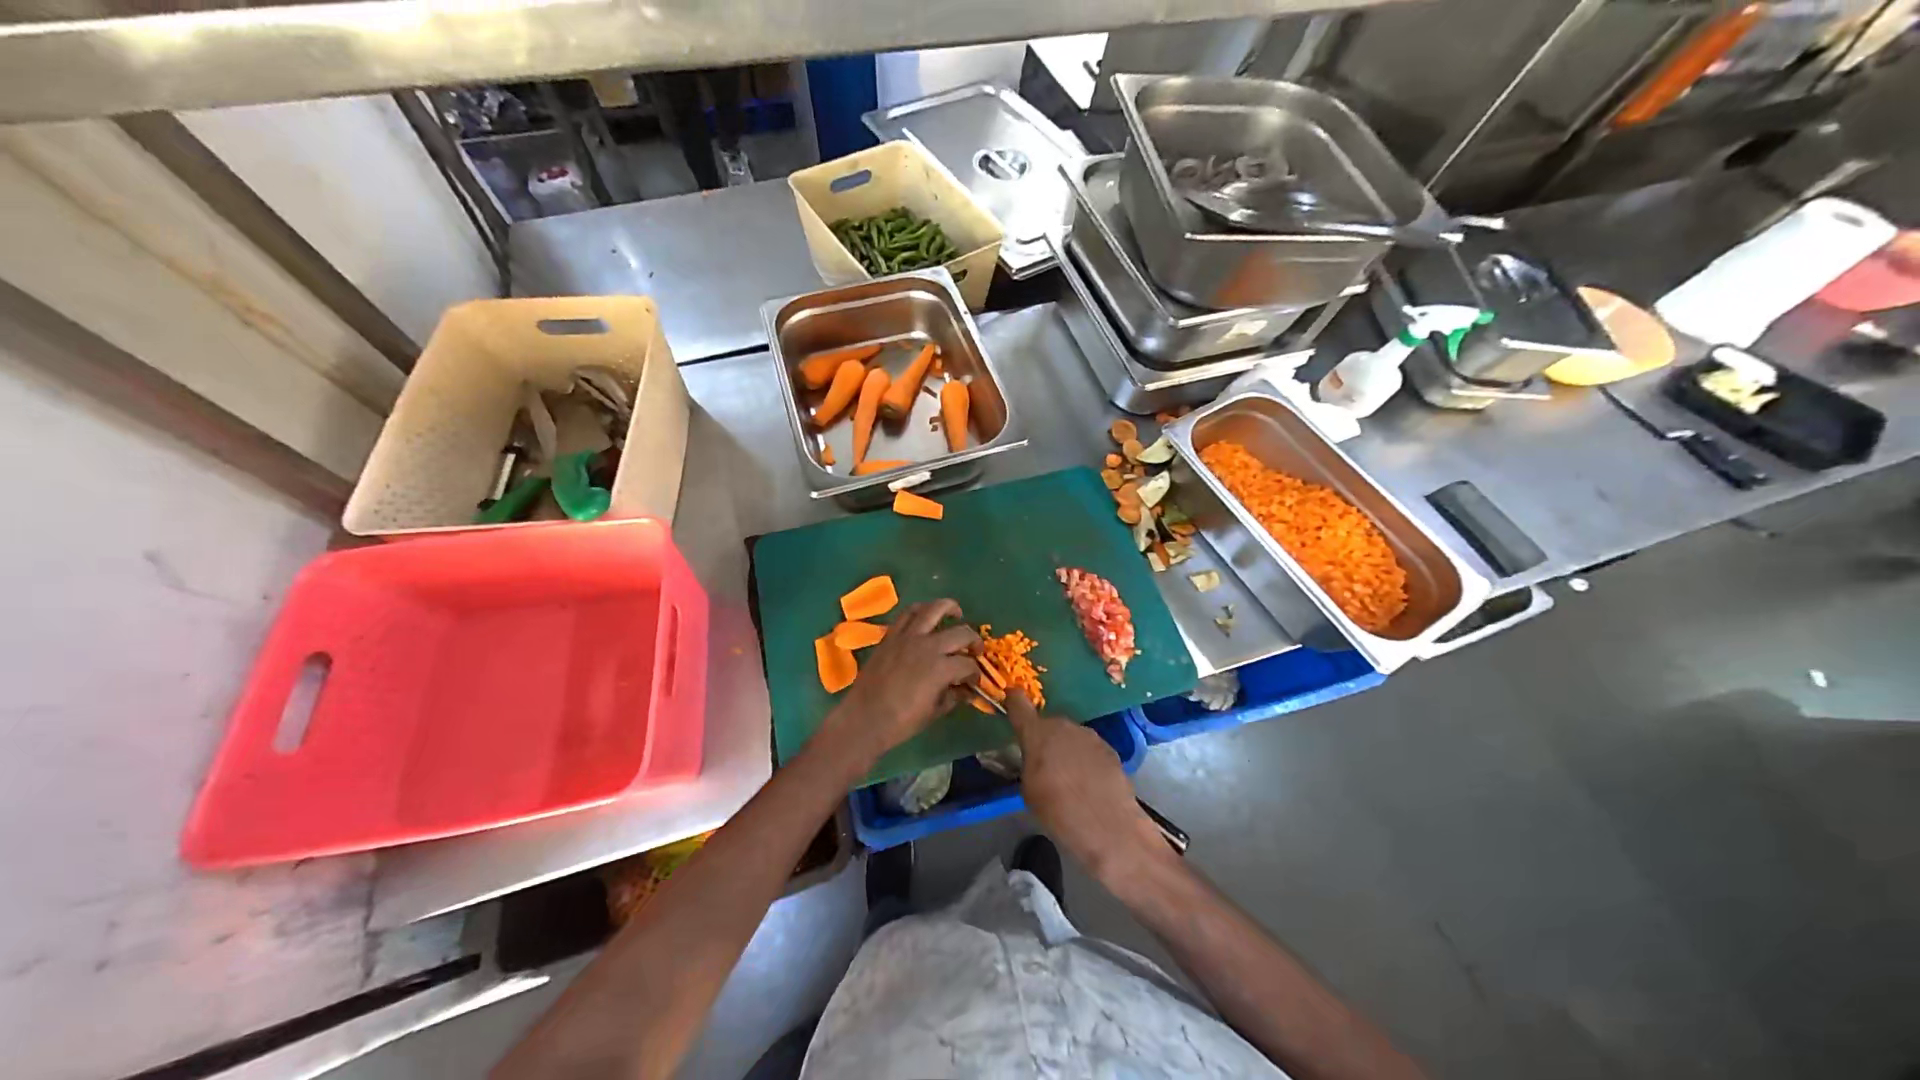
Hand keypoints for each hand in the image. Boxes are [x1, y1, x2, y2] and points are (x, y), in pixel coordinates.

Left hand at [818, 599, 978, 764]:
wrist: (864, 718)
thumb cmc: (901, 722)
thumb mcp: (934, 712)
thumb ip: (953, 696)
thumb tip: (966, 690)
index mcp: (941, 668)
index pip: (968, 665)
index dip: (975, 674)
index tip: (974, 681)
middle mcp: (928, 646)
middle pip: (961, 633)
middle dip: (973, 642)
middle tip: (974, 650)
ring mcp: (908, 637)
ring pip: (934, 609)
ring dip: (950, 608)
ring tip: (957, 614)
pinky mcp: (891, 636)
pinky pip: (908, 614)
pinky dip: (921, 610)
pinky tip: (927, 616)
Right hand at [1005, 692, 1163, 877]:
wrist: (1106, 824)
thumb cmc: (1057, 810)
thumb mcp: (1028, 790)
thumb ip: (1028, 764)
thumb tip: (1035, 759)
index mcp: (1037, 733)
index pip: (1019, 706)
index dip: (1013, 701)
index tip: (1011, 698)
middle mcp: (1063, 726)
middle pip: (1049, 725)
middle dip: (1045, 739)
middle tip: (1044, 764)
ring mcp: (1089, 735)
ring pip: (1071, 736)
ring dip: (1067, 749)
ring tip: (1069, 778)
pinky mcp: (1110, 748)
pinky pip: (1090, 748)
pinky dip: (1086, 760)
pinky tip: (1089, 783)